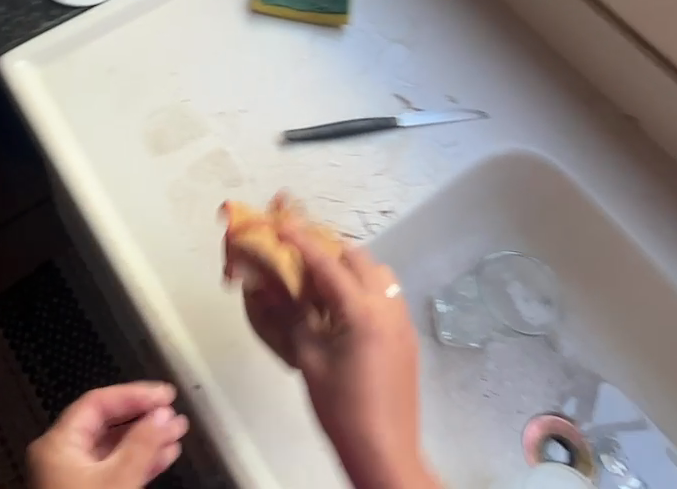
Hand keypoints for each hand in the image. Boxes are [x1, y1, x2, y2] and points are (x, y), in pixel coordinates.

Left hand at [27, 382, 189, 488]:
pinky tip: (165, 458)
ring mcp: (72, 479)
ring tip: (177, 433)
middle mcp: (61, 456)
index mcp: (58, 443)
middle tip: (174, 413)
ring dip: (145, 440)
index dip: (134, 395)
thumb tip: (164, 414)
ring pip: (113, 449)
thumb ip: (142, 445)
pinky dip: (138, 462)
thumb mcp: (118, 482)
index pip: (98, 403)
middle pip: (106, 424)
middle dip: (142, 418)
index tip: (166, 395)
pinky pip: (114, 470)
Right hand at [241, 223, 436, 488]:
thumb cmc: (341, 408)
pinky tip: (343, 310)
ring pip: (378, 274)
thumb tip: (270, 286)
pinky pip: (386, 295)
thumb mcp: (308, 358)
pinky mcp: (407, 337)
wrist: (385, 453)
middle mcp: (387, 307)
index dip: (299, 240)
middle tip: (299, 258)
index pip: (325, 262)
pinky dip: (363, 288)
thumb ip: (291, 314)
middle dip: (327, 250)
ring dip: (349, 268)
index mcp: (361, 311)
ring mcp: (401, 322)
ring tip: (322, 283)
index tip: (279, 223)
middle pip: (358, 258)